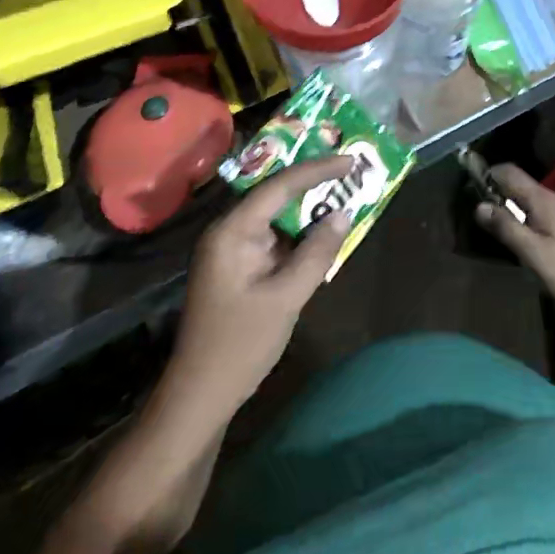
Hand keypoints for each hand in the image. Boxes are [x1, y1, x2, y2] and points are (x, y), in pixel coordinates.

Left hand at [173, 157, 354, 404]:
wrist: (202, 394)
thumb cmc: (241, 344)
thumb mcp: (286, 297)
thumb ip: (317, 252)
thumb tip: (343, 214)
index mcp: (232, 232)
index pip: (279, 186)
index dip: (317, 170)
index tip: (351, 160)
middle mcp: (230, 232)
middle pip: (276, 195)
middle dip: (314, 181)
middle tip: (351, 169)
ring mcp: (235, 250)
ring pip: (278, 217)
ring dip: (310, 208)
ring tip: (347, 192)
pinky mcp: (243, 267)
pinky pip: (277, 239)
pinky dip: (302, 234)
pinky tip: (327, 230)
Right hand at [473, 164, 554, 315]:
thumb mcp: (532, 251)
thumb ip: (506, 227)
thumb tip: (479, 206)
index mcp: (542, 199)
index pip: (510, 172)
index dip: (488, 174)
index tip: (468, 187)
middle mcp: (549, 199)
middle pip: (516, 184)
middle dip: (493, 191)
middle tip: (472, 209)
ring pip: (523, 199)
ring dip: (504, 205)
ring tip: (485, 222)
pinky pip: (532, 211)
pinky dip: (517, 216)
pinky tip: (509, 234)